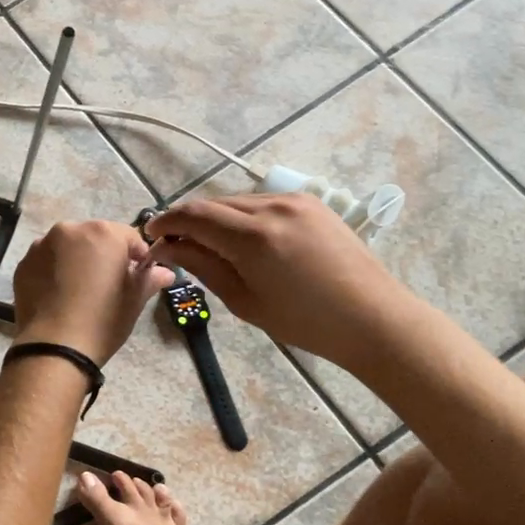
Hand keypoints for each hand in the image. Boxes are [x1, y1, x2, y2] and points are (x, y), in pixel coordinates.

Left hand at [11, 220, 173, 364]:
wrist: (54, 346)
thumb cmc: (103, 320)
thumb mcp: (133, 300)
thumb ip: (148, 279)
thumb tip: (164, 273)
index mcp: (102, 233)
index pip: (128, 236)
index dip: (137, 256)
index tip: (138, 276)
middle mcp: (69, 230)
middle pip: (94, 237)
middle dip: (104, 255)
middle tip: (108, 284)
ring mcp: (41, 245)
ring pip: (67, 247)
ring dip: (76, 260)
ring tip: (80, 290)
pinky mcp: (23, 264)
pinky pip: (45, 262)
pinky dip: (53, 271)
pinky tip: (58, 295)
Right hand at [145, 193, 420, 370]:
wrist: (374, 319)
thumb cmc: (305, 322)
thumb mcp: (244, 300)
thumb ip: (202, 265)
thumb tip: (167, 247)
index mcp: (254, 237)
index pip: (193, 215)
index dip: (165, 222)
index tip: (150, 237)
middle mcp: (273, 207)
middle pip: (212, 203)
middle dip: (188, 221)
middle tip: (175, 246)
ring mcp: (295, 201)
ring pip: (236, 201)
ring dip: (215, 218)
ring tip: (209, 245)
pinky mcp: (311, 203)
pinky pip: (262, 202)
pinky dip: (242, 216)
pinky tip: (243, 241)